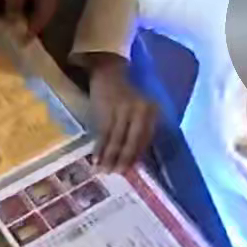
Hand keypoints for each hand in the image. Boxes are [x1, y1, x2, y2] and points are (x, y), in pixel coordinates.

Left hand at [0, 0, 60, 34]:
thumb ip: (16, 11)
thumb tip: (16, 26)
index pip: (45, 12)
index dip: (35, 27)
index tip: (27, 38)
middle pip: (47, 11)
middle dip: (37, 25)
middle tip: (27, 39)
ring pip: (45, 8)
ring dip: (37, 20)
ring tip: (28, 32)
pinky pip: (41, 3)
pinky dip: (34, 13)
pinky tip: (27, 21)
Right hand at [82, 53, 157, 173]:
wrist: (107, 73)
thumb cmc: (122, 94)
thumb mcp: (137, 108)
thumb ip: (137, 127)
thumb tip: (131, 155)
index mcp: (151, 110)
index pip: (144, 138)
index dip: (136, 155)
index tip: (129, 170)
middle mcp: (140, 110)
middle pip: (131, 140)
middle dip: (122, 158)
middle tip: (116, 173)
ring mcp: (123, 110)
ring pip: (116, 138)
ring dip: (108, 156)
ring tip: (103, 170)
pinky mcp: (106, 110)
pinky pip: (103, 133)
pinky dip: (99, 147)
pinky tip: (95, 158)